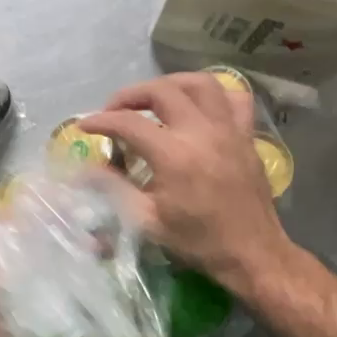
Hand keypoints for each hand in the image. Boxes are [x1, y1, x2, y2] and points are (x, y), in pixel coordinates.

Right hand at [82, 73, 300, 296]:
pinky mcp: (247, 136)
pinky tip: (198, 106)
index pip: (129, 123)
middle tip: (115, 111)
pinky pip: (234, 98)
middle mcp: (202, 133)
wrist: (252, 253)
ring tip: (154, 99)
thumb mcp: (146, 220)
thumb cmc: (197, 241)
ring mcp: (229, 130)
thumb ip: (114, 188)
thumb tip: (84, 170)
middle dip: (131, 95)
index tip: (85, 127)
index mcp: (174, 155)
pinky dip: (213, 94)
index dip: (101, 121)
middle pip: (162, 91)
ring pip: (201, 83)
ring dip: (171, 84)